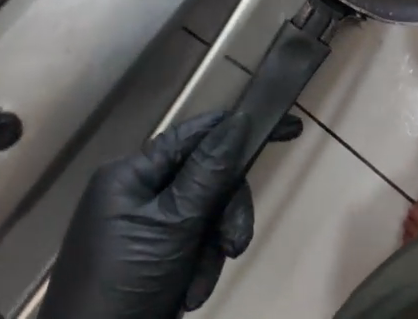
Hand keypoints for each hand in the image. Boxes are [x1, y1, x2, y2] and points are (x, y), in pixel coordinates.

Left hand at [38, 110, 301, 318]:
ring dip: (210, 252)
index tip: (292, 128)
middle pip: (207, 180)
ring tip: (198, 289)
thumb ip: (209, 170)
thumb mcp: (174, 224)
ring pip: (205, 217)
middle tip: (234, 246)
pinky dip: (197, 270)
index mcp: (130, 175)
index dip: (241, 128)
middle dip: (224, 216)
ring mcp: (142, 228)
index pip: (197, 133)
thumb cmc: (126, 284)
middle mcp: (135, 194)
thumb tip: (238, 120)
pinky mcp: (150, 259)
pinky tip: (187, 296)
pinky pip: (192, 247)